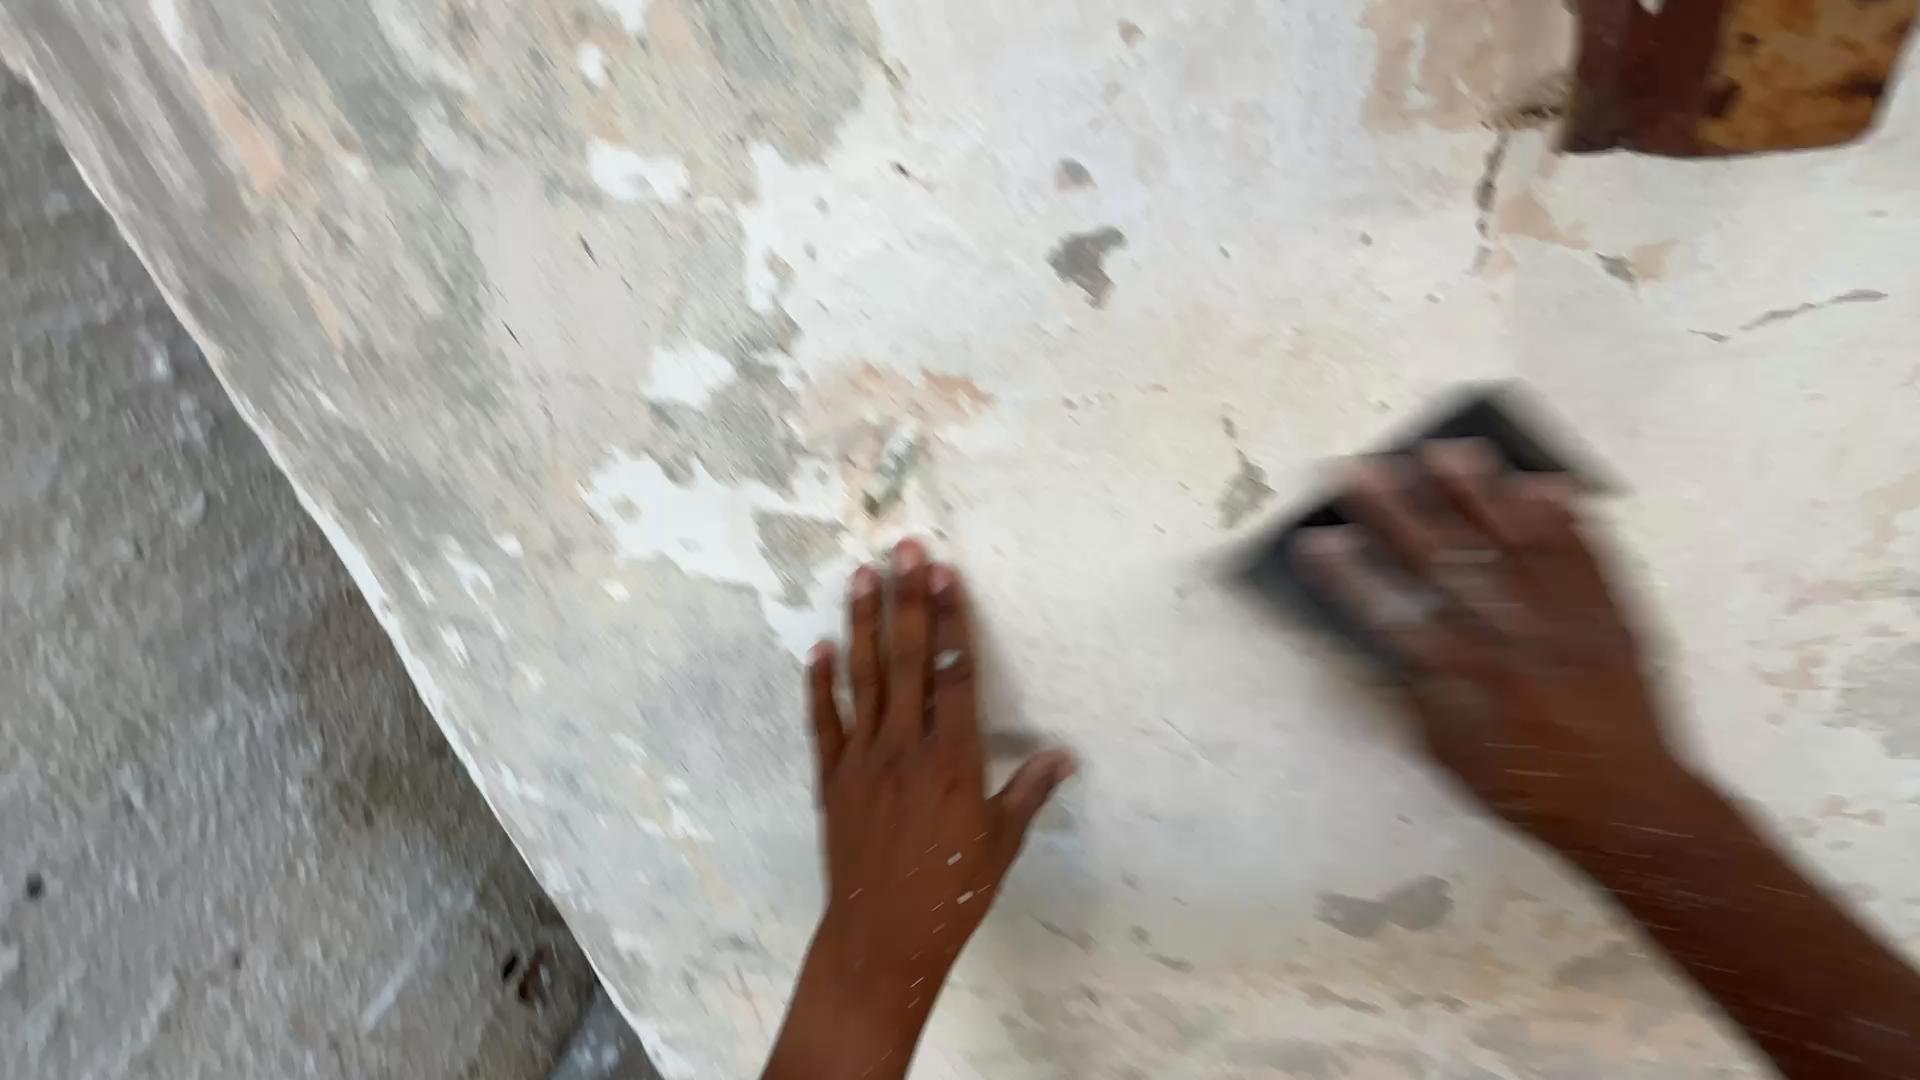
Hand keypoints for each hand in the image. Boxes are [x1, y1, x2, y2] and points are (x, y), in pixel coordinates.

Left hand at [764, 539, 1075, 1079]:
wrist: (882, 940)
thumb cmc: (952, 892)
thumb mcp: (1001, 844)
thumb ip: (1029, 791)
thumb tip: (1067, 754)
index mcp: (953, 760)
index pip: (955, 673)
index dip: (952, 619)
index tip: (944, 573)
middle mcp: (905, 747)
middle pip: (908, 659)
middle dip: (907, 599)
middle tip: (902, 548)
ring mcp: (863, 759)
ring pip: (864, 677)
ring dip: (862, 624)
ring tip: (861, 575)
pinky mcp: (832, 777)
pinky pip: (824, 721)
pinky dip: (819, 683)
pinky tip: (818, 646)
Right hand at [1298, 440, 1689, 858]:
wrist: (1639, 813)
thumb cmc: (1526, 788)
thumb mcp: (1449, 754)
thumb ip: (1418, 693)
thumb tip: (1390, 641)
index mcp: (1466, 683)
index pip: (1392, 616)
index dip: (1347, 576)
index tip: (1315, 540)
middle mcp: (1514, 644)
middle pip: (1447, 567)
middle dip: (1398, 514)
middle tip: (1365, 471)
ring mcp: (1571, 626)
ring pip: (1520, 549)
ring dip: (1481, 495)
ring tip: (1449, 449)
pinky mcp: (1616, 620)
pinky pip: (1592, 562)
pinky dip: (1568, 520)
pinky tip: (1544, 481)